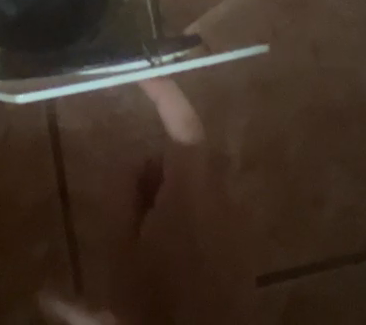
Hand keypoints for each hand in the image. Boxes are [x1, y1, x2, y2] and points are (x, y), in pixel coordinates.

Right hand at [38, 78, 255, 323]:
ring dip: (166, 195)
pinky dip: (183, 217)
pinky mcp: (243, 248)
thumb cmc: (156, 297)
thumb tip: (128, 161)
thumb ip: (124, 190)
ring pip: (195, 185)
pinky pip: (208, 211)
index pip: (182, 122)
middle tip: (128, 204)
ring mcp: (238, 224)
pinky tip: (166, 257)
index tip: (143, 68)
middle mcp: (224, 198)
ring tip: (143, 240)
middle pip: (185, 157)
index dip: (164, 90)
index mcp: (192, 190)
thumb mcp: (122, 244)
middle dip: (152, 170)